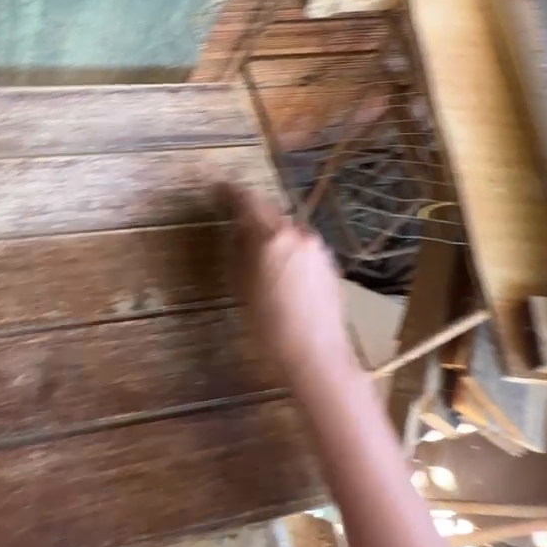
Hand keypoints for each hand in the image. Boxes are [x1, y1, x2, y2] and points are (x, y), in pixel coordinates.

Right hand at [224, 185, 356, 380]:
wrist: (316, 356)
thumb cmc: (268, 325)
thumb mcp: (241, 285)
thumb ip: (239, 250)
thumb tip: (239, 231)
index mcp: (272, 236)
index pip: (247, 200)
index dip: (229, 193)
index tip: (217, 190)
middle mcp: (297, 233)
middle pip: (269, 210)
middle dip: (250, 211)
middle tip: (233, 217)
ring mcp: (317, 248)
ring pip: (287, 227)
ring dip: (270, 229)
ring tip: (256, 246)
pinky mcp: (329, 264)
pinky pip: (301, 244)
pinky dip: (287, 245)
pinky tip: (279, 267)